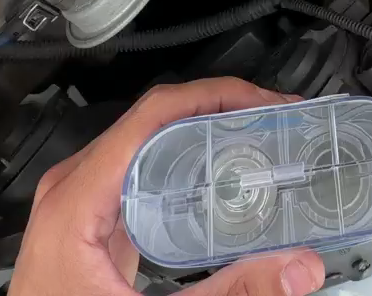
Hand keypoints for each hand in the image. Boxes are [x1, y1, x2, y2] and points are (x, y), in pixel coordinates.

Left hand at [12, 78, 325, 295]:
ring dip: (203, 124)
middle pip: (155, 116)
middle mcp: (74, 185)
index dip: (214, 95)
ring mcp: (79, 197)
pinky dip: (185, 152)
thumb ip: (230, 292)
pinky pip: (142, 161)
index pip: (154, 114)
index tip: (260, 101)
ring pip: (149, 134)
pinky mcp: (90, 215)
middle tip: (271, 115)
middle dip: (220, 105)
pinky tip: (217, 167)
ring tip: (253, 131)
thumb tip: (297, 269)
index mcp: (78, 197)